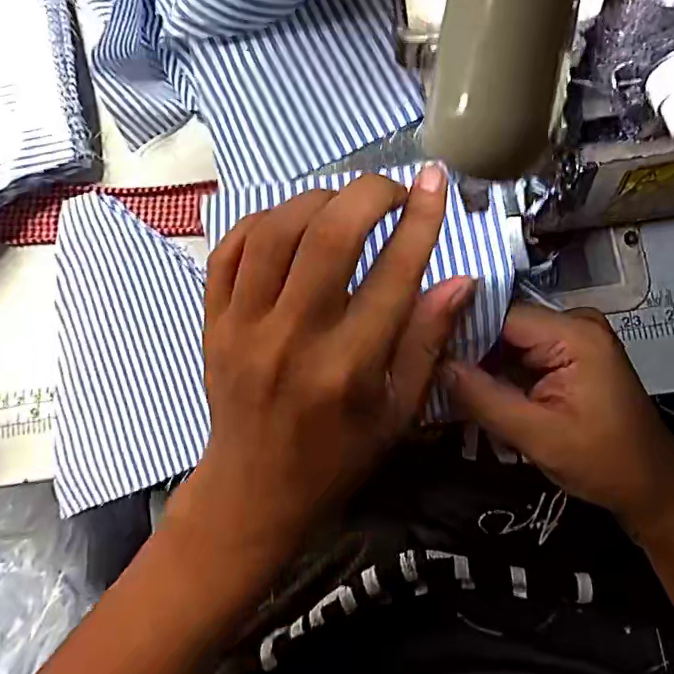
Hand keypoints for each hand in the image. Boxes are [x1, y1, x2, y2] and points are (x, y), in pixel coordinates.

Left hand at [173, 167, 475, 560]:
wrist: (253, 490)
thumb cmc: (337, 454)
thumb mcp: (398, 411)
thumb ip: (428, 340)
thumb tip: (461, 278)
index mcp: (348, 366)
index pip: (393, 273)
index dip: (421, 219)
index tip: (434, 183)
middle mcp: (293, 338)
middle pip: (329, 236)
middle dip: (368, 194)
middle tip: (392, 190)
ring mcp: (242, 326)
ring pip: (275, 231)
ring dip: (316, 200)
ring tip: (342, 204)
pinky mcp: (212, 321)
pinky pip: (228, 249)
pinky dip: (262, 220)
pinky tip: (289, 222)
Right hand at [445, 303, 673, 536]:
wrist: (654, 488)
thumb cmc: (605, 464)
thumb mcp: (539, 436)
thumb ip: (484, 398)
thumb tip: (435, 364)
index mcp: (574, 333)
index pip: (501, 315)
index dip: (459, 331)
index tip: (423, 352)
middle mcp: (574, 321)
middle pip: (503, 324)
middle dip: (468, 350)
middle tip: (428, 373)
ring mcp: (573, 336)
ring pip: (509, 340)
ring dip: (481, 364)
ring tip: (443, 384)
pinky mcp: (570, 354)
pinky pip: (523, 353)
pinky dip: (500, 373)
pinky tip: (473, 391)